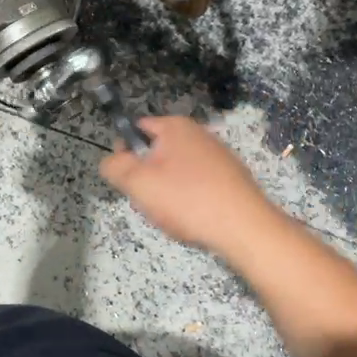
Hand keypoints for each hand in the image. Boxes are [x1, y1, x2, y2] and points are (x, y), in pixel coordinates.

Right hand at [99, 116, 288, 254]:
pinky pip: (199, 184)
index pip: (134, 129)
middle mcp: (198, 133)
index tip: (129, 179)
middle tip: (150, 200)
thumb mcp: (137, 183)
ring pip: (176, 171)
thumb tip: (111, 161)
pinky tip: (195, 218)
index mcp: (175, 126)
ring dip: (168, 190)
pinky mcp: (233, 178)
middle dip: (148, 176)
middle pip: (156, 152)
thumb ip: (113, 166)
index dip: (125, 153)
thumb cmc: (187, 200)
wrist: (246, 229)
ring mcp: (219, 155)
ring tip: (174, 214)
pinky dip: (191, 199)